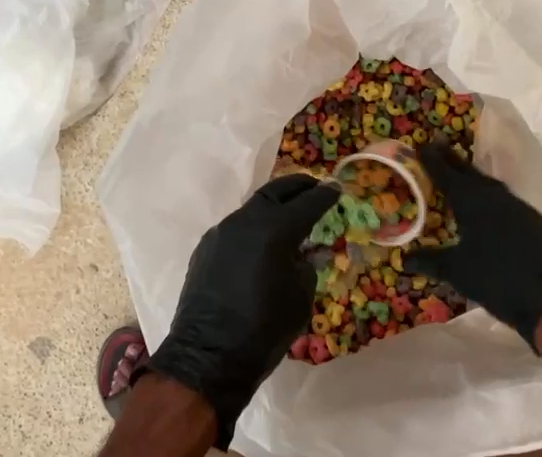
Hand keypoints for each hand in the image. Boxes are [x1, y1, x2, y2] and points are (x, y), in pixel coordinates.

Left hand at [147, 174, 339, 448]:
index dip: (325, 195)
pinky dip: (253, 227)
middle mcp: (246, 221)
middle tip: (314, 186)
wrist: (209, 355)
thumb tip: (310, 252)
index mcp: (275, 230)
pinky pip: (235, 228)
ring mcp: (222, 231)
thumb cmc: (265, 329)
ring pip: (252, 208)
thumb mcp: (300, 298)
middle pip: (275, 192)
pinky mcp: (205, 247)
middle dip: (297, 187)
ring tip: (289, 213)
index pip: (307, 203)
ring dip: (273, 206)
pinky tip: (260, 242)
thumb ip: (307, 267)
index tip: (336, 188)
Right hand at [411, 144, 541, 350]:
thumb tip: (404, 259)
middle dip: (451, 160)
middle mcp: (493, 196)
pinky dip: (490, 196)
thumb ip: (430, 261)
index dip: (432, 160)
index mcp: (471, 201)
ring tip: (460, 175)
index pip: (446, 173)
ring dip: (472, 177)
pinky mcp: (533, 219)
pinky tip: (489, 206)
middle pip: (468, 172)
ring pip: (488, 184)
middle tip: (438, 148)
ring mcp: (517, 206)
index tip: (420, 146)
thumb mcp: (457, 272)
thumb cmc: (497, 278)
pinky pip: (504, 199)